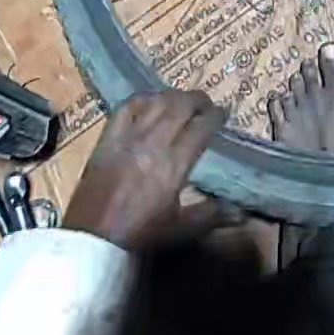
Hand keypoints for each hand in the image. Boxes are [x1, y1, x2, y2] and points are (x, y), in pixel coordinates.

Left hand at [64, 90, 227, 249]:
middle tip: (207, 103)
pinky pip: (128, 106)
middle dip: (197, 100)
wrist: (93, 238)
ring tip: (183, 100)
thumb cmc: (139, 236)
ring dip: (174, 96)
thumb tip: (239, 211)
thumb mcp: (180, 231)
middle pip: (180, 106)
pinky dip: (144, 99)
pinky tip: (151, 100)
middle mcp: (153, 142)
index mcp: (173, 165)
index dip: (215, 116)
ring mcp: (129, 135)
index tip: (223, 113)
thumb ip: (210, 216)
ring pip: (156, 102)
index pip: (200, 129)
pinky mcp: (109, 135)